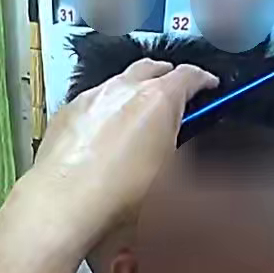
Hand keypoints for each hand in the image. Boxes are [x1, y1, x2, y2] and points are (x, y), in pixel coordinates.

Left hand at [16, 59, 217, 252]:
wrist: (65, 205)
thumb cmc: (123, 197)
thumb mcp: (173, 184)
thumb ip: (185, 157)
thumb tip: (187, 151)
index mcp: (159, 99)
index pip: (189, 75)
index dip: (203, 79)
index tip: (209, 85)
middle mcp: (124, 88)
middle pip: (151, 67)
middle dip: (167, 76)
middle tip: (177, 91)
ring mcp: (91, 97)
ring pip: (119, 81)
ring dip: (134, 90)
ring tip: (140, 112)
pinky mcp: (66, 112)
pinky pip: (93, 100)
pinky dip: (106, 108)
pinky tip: (105, 131)